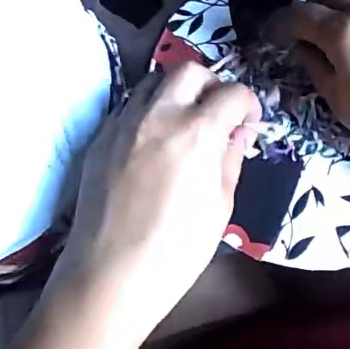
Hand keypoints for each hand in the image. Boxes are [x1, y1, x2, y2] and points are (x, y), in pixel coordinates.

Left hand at [56, 63, 260, 329]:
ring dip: (177, 92)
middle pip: (190, 70)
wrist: (108, 278)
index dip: (249, 104)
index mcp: (197, 133)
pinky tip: (155, 144)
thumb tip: (238, 133)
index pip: (233, 92)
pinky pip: (130, 107)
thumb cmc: (177, 251)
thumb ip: (231, 159)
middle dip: (212, 84)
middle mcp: (159, 116)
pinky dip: (151, 112)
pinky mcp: (100, 139)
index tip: (249, 122)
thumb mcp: (221, 206)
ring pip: (154, 81)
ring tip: (185, 122)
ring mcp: (124, 125)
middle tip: (218, 113)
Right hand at [269, 0, 349, 186]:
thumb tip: (303, 47)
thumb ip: (315, 66)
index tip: (273, 35)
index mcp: (343, 31)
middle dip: (310, 6)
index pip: (300, 14)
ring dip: (336, 7)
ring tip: (334, 37)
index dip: (281, 23)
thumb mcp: (338, 100)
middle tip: (304, 33)